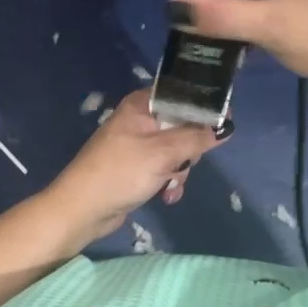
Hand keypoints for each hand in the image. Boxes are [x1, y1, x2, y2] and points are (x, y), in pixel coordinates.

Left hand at [38, 90, 222, 245]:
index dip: (204, 109)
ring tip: (170, 186)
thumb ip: (196, 138)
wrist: (82, 210)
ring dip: (179, 172)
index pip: (183, 95)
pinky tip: (165, 197)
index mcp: (142, 105)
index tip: (222, 125)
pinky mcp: (136, 171)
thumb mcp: (163, 153)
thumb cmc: (120, 174)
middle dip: (190, 150)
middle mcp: (140, 121)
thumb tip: (225, 127)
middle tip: (184, 163)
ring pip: (176, 153)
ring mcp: (137, 147)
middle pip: (183, 127)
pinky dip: (168, 184)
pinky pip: (163, 171)